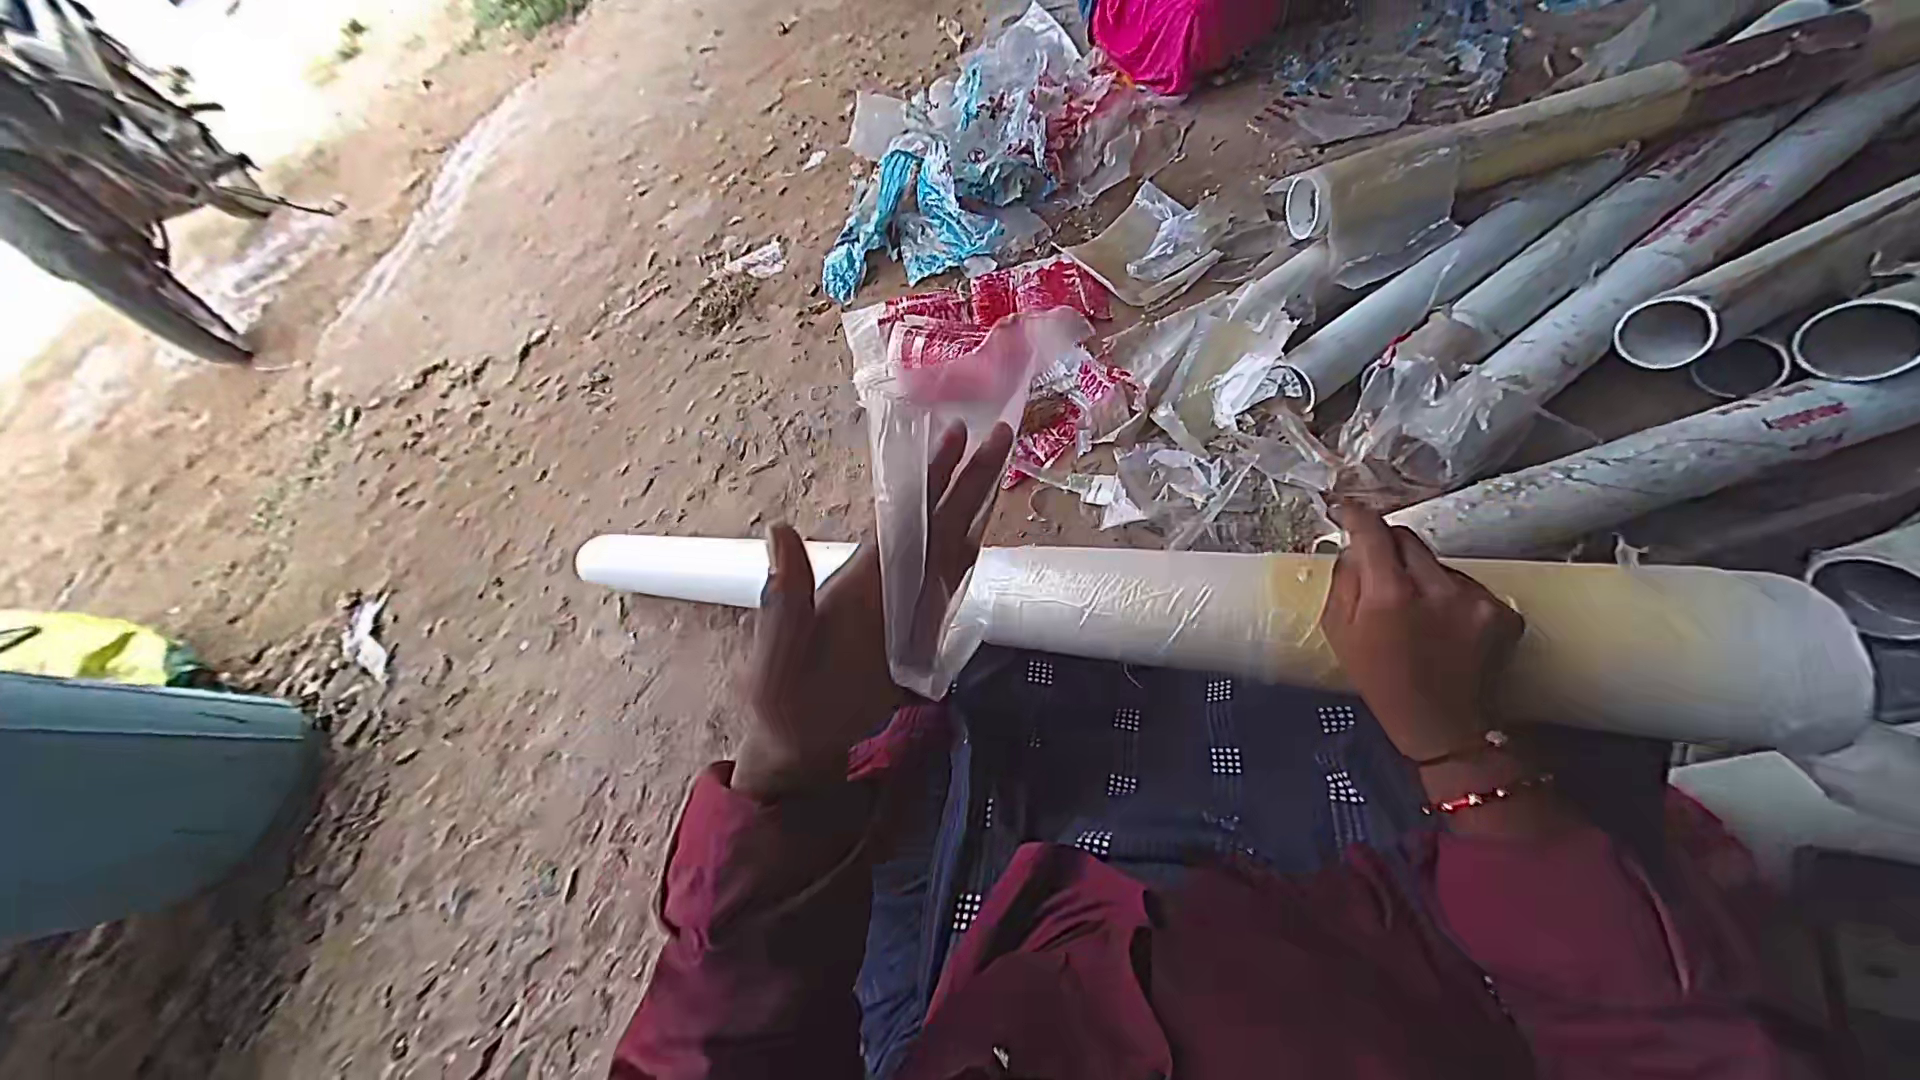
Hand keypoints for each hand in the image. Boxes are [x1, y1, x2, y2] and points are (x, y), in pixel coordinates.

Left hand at [731, 422, 1013, 800]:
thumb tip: (778, 529)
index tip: (956, 433)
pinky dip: (971, 559)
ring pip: (950, 548)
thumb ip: (785, 595)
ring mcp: (908, 604)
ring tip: (1001, 473)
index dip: (932, 474)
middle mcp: (891, 579)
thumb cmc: (784, 692)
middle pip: (939, 521)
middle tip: (1000, 434)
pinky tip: (984, 537)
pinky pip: (952, 589)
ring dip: (975, 509)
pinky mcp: (919, 632)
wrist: (802, 737)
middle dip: (970, 478)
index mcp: (864, 573)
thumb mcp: (779, 648)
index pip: (906, 513)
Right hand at [1319, 505, 1524, 762]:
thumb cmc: (1377, 675)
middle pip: (1409, 539)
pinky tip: (1443, 622)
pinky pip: (1465, 584)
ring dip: (1420, 573)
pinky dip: (1448, 594)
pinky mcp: (1503, 611)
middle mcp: (1437, 588)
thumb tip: (1352, 547)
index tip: (1346, 507)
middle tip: (1377, 566)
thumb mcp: (1338, 630)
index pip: (1374, 533)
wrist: (1442, 721)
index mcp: (1389, 594)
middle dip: (1388, 545)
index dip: (1357, 515)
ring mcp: (1477, 599)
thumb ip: (1343, 581)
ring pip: (1438, 562)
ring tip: (1414, 609)